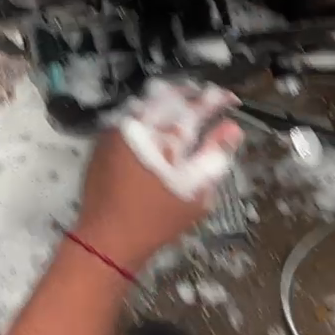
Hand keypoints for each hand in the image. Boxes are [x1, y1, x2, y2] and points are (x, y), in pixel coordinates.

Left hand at [72, 79, 244, 272]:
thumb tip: (232, 129)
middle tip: (208, 98)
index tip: (231, 98)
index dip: (214, 99)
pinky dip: (148, 114)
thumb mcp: (195, 192)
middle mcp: (134, 126)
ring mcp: (114, 132)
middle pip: (166, 97)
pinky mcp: (102, 142)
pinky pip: (129, 116)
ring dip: (167, 102)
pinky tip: (159, 123)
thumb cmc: (155, 220)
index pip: (193, 106)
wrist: (106, 239)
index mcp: (160, 137)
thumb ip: (214, 156)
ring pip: (145, 103)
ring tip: (187, 106)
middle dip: (189, 95)